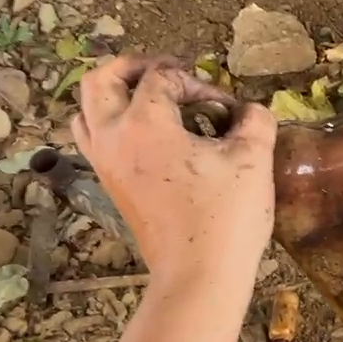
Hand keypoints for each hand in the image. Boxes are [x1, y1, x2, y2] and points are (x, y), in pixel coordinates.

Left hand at [72, 56, 276, 288]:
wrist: (199, 274)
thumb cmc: (226, 216)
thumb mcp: (254, 160)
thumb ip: (255, 121)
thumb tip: (251, 110)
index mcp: (144, 123)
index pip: (163, 79)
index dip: (198, 83)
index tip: (227, 108)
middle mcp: (112, 136)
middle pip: (101, 80)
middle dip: (135, 67)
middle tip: (170, 73)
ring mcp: (104, 163)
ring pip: (87, 109)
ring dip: (115, 93)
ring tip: (151, 98)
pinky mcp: (109, 184)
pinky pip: (94, 137)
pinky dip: (112, 122)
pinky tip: (148, 134)